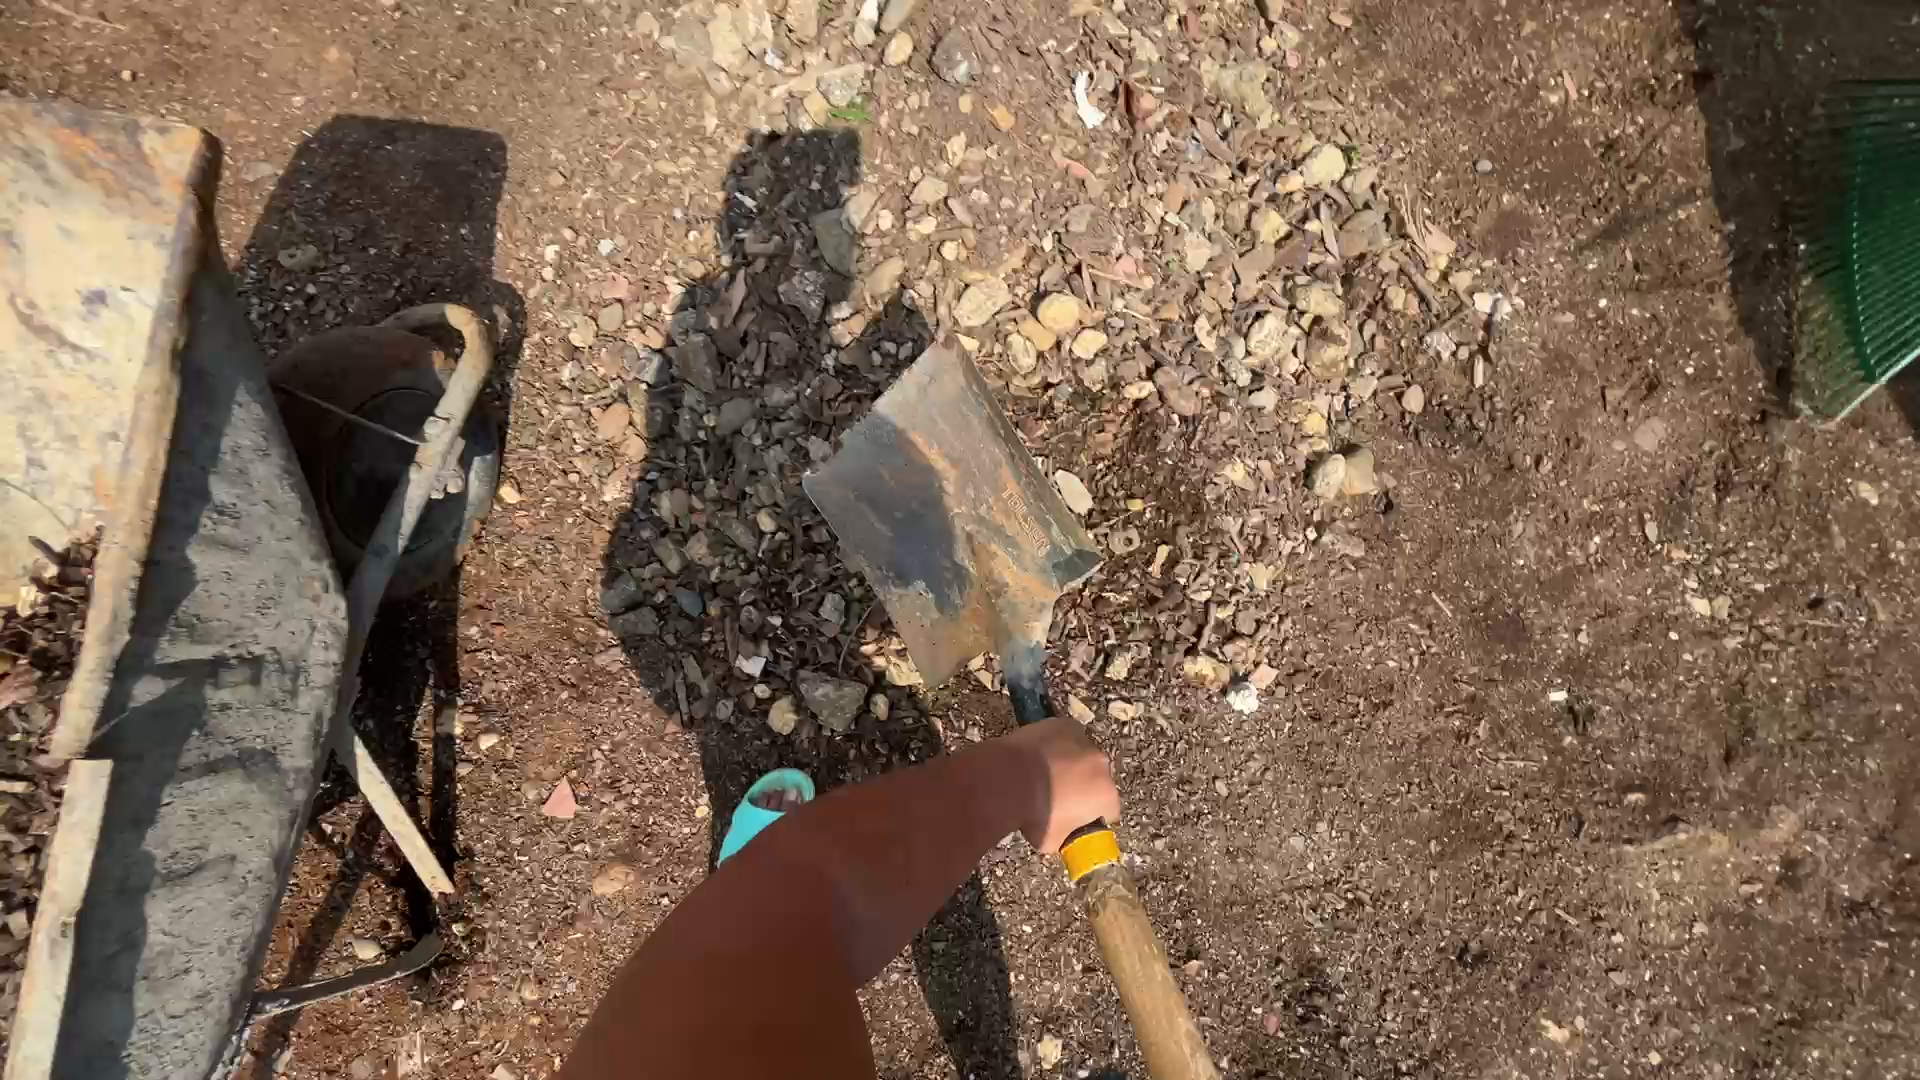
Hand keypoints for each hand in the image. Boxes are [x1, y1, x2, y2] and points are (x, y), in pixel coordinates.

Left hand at [998, 716, 1121, 851]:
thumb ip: (1065, 835)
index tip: (1079, 818)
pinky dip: (1057, 744)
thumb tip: (1060, 833)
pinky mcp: (1062, 724)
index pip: (1109, 810)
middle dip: (1085, 786)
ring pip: (1082, 754)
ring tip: (1047, 771)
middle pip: (1097, 777)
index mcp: (1105, 794)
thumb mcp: (1052, 841)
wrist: (1008, 779)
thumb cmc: (1033, 814)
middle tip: (1061, 794)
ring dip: (1071, 762)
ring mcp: (1082, 739)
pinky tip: (1040, 753)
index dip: (1094, 816)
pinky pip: (1065, 736)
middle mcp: (1101, 763)